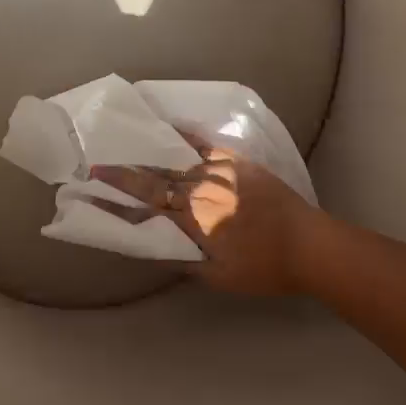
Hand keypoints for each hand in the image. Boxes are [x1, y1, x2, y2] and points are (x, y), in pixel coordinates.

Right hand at [91, 134, 324, 297]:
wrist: (311, 245)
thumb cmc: (266, 268)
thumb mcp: (220, 277)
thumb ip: (185, 260)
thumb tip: (155, 247)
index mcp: (193, 215)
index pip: (147, 197)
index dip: (119, 187)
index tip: (94, 176)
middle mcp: (200, 186)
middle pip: (156, 174)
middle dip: (126, 170)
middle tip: (100, 163)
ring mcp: (219, 169)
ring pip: (177, 159)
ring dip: (151, 155)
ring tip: (128, 146)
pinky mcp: (237, 161)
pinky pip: (204, 144)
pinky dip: (184, 136)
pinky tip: (170, 127)